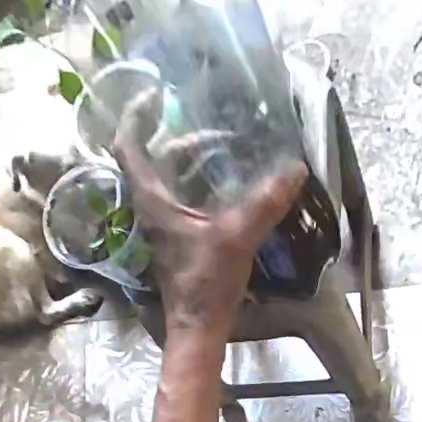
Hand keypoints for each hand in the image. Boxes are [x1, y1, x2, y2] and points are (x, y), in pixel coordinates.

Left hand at [115, 96, 307, 336]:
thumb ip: (265, 202)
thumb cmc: (206, 282)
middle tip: (213, 121)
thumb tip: (295, 169)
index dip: (135, 116)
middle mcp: (152, 208)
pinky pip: (186, 198)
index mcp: (153, 201)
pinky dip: (202, 182)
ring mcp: (165, 225)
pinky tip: (231, 182)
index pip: (127, 147)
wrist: (198, 327)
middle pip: (155, 158)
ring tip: (227, 145)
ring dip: (193, 159)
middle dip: (179, 135)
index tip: (153, 94)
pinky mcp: (180, 238)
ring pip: (171, 179)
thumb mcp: (237, 237)